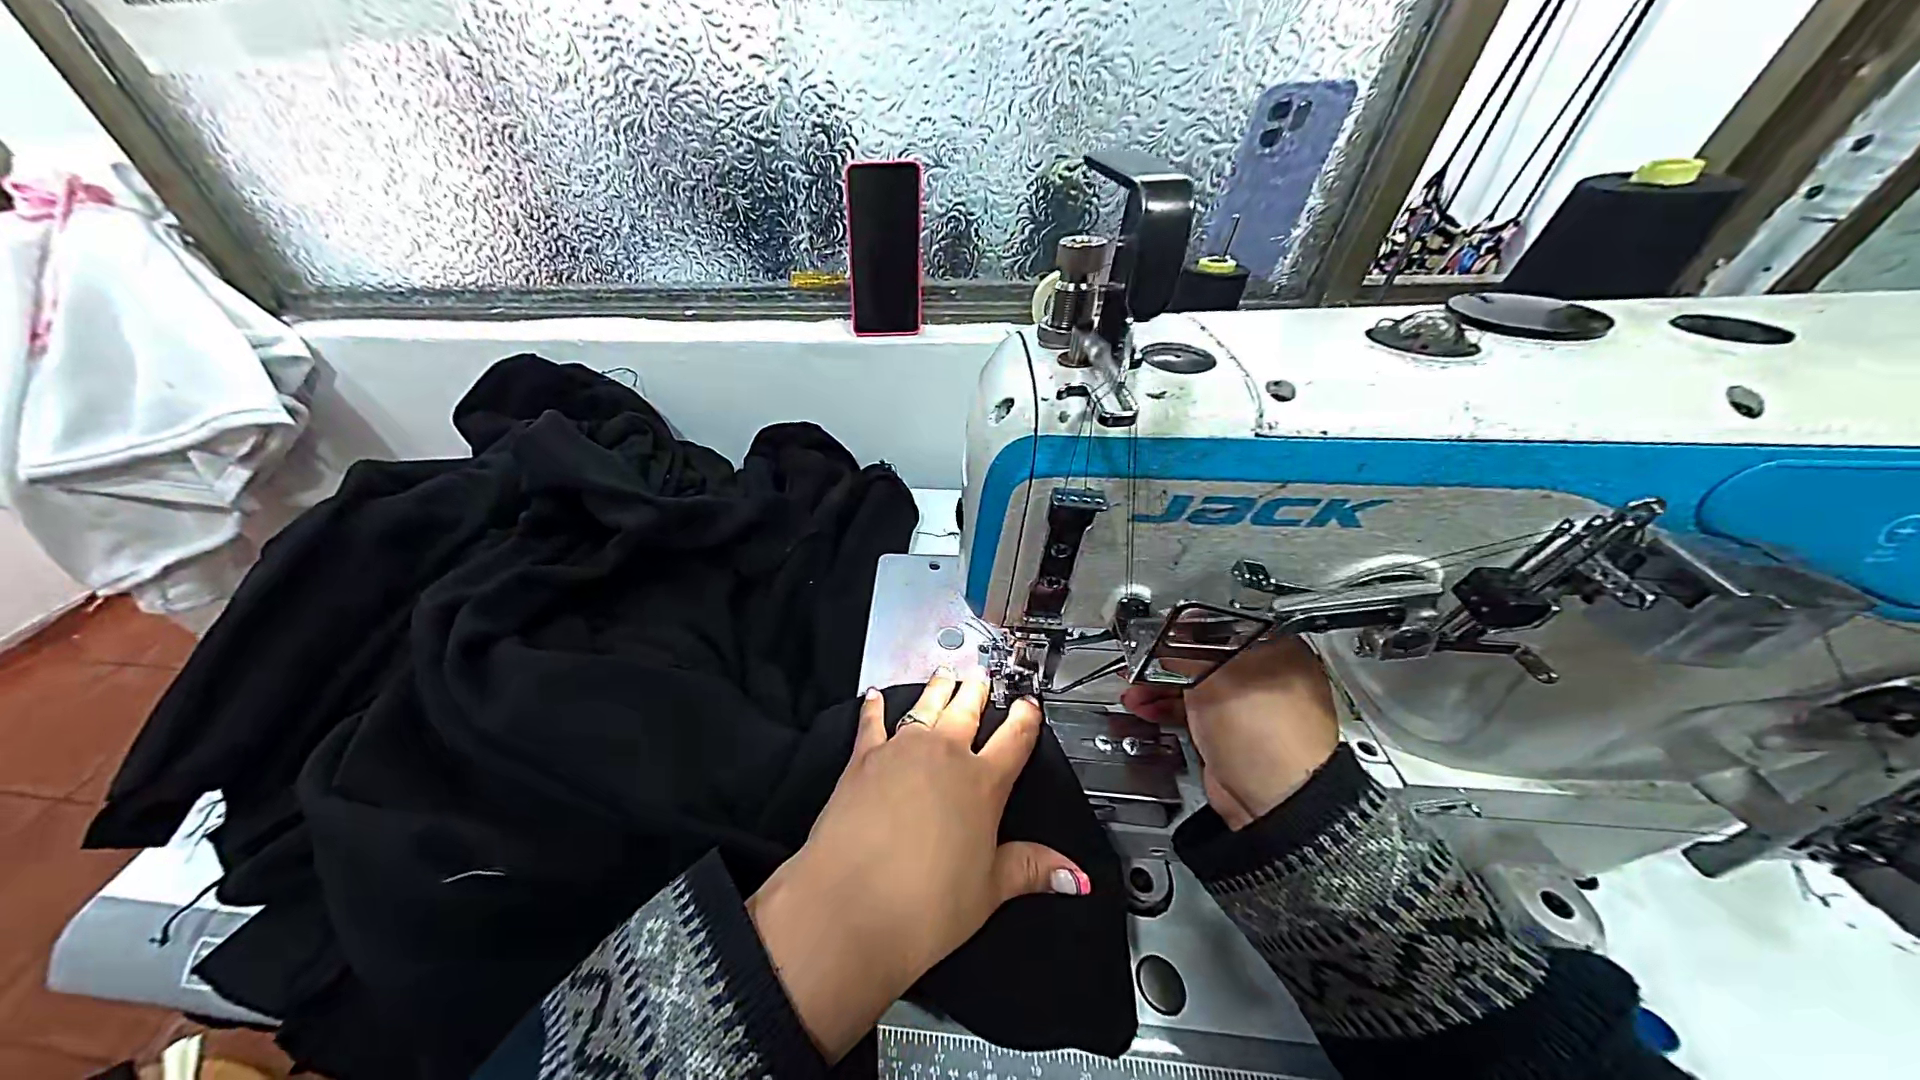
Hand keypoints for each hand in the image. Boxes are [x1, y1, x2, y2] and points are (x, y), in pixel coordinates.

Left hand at [746, 670, 1089, 1061]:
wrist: (849, 907)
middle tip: (982, 679)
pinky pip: (872, 721)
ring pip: (927, 705)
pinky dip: (875, 707)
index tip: (1028, 705)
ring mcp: (902, 751)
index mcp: (982, 784)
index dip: (1025, 718)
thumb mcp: (989, 891)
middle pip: (968, 710)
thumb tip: (1072, 877)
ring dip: (938, 689)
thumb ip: (1031, 870)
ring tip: (946, 675)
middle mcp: (944, 756)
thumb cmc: (921, 906)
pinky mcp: (864, 759)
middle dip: (978, 692)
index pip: (1015, 738)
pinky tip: (875, 697)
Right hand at [1121, 637, 1339, 829]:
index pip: (1222, 626)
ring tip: (1135, 688)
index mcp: (1278, 652)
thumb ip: (1186, 653)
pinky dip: (1168, 707)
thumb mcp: (1216, 678)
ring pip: (1195, 686)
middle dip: (1165, 661)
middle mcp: (1265, 678)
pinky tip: (1146, 706)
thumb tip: (1166, 638)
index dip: (1186, 628)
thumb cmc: (1269, 737)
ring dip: (1159, 686)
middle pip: (1204, 657)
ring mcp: (1248, 707)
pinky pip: (1193, 711)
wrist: (1275, 801)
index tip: (1158, 632)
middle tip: (1140, 660)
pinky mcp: (1231, 733)